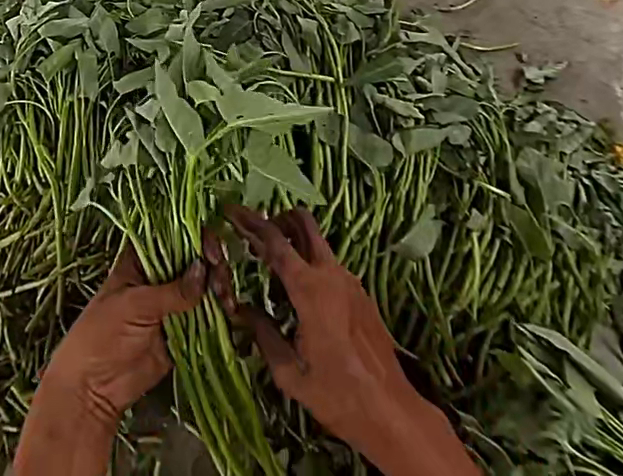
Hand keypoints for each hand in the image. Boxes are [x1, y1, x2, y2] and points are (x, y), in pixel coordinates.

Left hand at [12, 247, 206, 475]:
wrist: (93, 389)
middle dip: (212, 263)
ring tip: (225, 299)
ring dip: (219, 286)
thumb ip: (172, 290)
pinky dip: (221, 311)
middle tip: (219, 276)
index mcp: (142, 259)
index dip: (195, 235)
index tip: (210, 248)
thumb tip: (203, 270)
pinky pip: (207, 314)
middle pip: (194, 259)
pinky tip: (230, 312)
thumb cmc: (102, 334)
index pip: (173, 235)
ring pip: (205, 285)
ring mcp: (173, 303)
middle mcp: (161, 275)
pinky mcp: (184, 329)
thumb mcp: (134, 305)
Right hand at [226, 205, 478, 475]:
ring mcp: (349, 281)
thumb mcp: (289, 373)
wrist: (391, 411)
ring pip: (317, 242)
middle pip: (303, 223)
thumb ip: (263, 335)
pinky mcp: (359, 293)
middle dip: (276, 218)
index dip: (251, 222)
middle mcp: (331, 274)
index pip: (276, 242)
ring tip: (267, 257)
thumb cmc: (337, 396)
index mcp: (310, 289)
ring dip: (292, 239)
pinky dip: (307, 260)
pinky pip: (328, 264)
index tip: (231, 211)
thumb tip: (242, 311)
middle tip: (252, 227)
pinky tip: (293, 286)